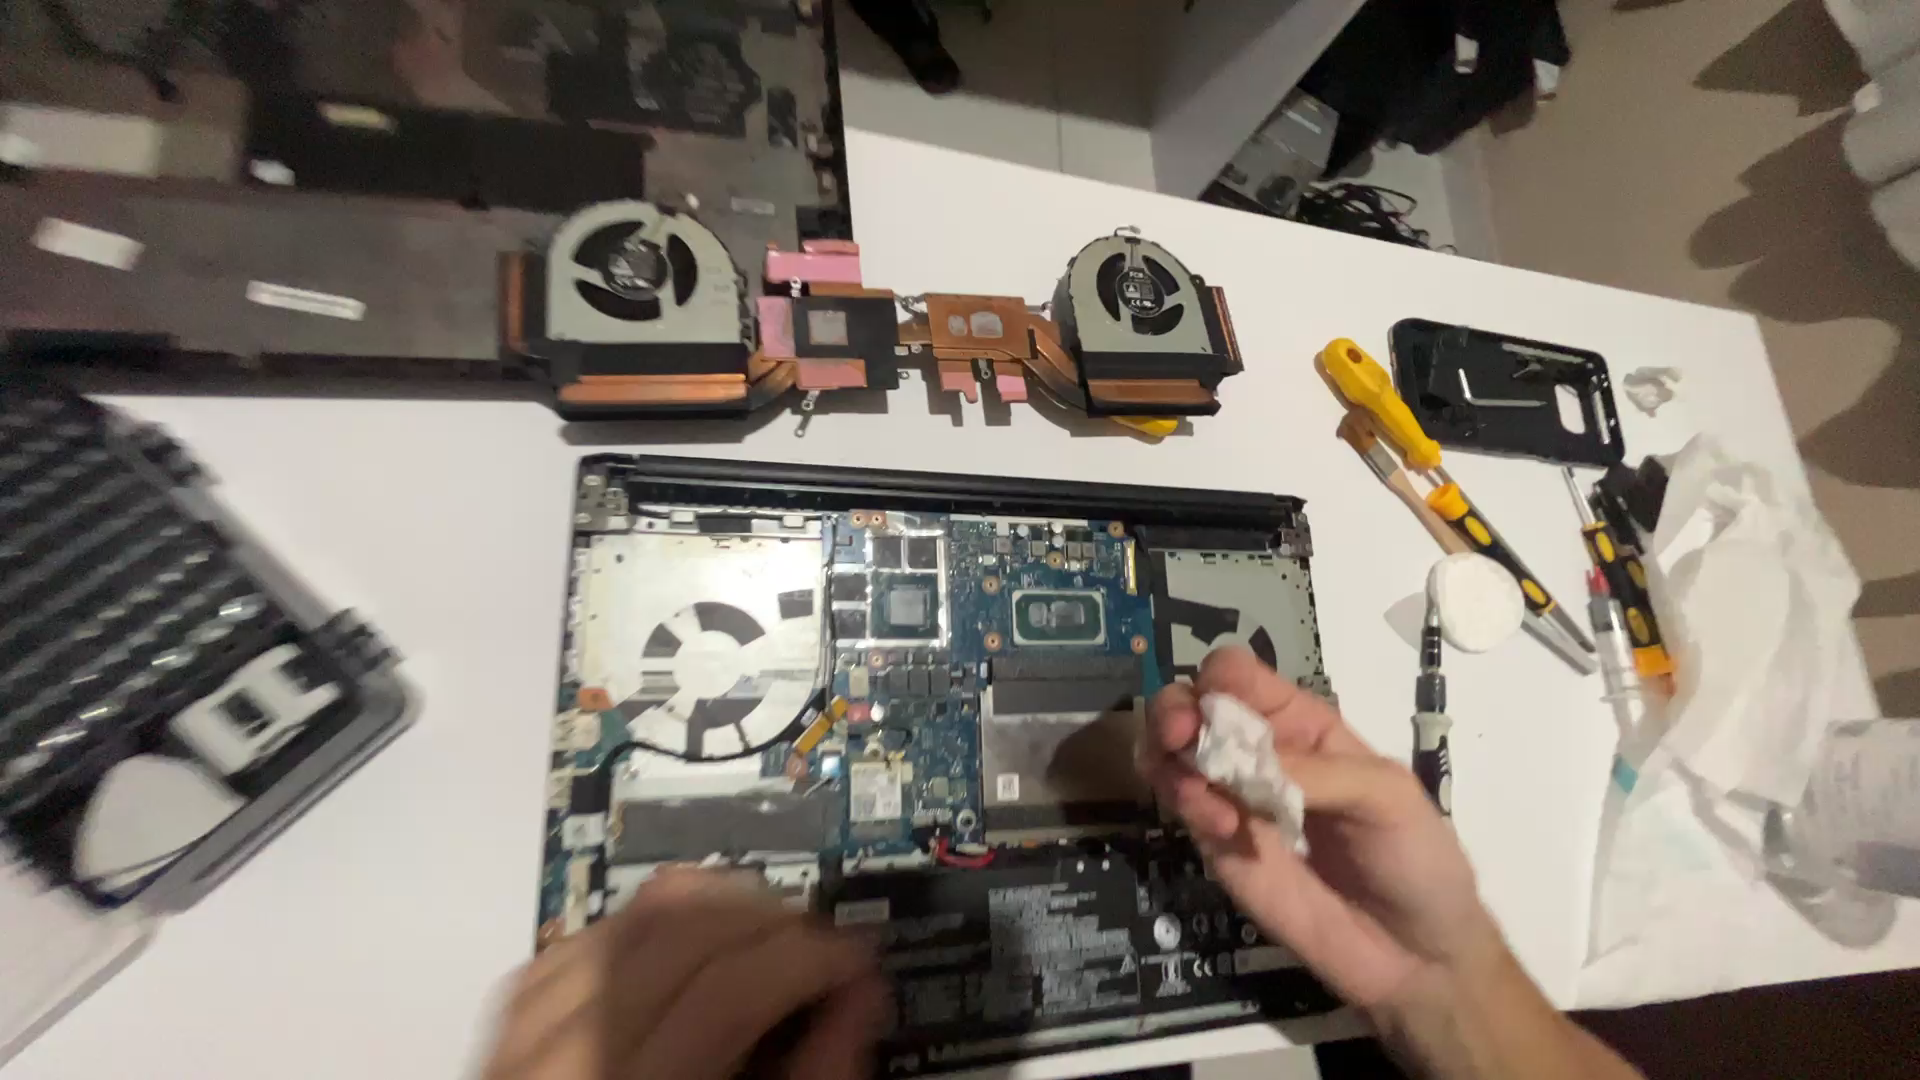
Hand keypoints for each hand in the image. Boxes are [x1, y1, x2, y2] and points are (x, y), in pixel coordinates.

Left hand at [482, 870, 890, 1079]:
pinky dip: (658, 919)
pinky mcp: (512, 1012)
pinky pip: (596, 930)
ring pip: (639, 913)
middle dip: (775, 921)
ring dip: (721, 905)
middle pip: (683, 932)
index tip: (857, 956)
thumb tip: (863, 989)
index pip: (724, 995)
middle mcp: (556, 1057)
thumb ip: (813, 1076)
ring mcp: (521, 1029)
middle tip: (823, 944)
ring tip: (770, 932)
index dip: (806, 960)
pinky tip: (692, 940)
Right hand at [1137, 646, 1501, 1015]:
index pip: (1235, 675)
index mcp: (1296, 723)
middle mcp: (1251, 748)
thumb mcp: (1387, 796)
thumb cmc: (1415, 858)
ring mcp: (1227, 793)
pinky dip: (1182, 803)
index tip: (1211, 705)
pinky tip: (1221, 829)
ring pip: (1166, 749)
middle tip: (1178, 738)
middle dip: (1171, 712)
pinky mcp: (1214, 839)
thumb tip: (1243, 756)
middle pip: (1187, 703)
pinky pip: (1177, 803)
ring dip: (1168, 761)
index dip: (1216, 678)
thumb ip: (1318, 769)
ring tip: (1202, 801)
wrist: (1412, 957)